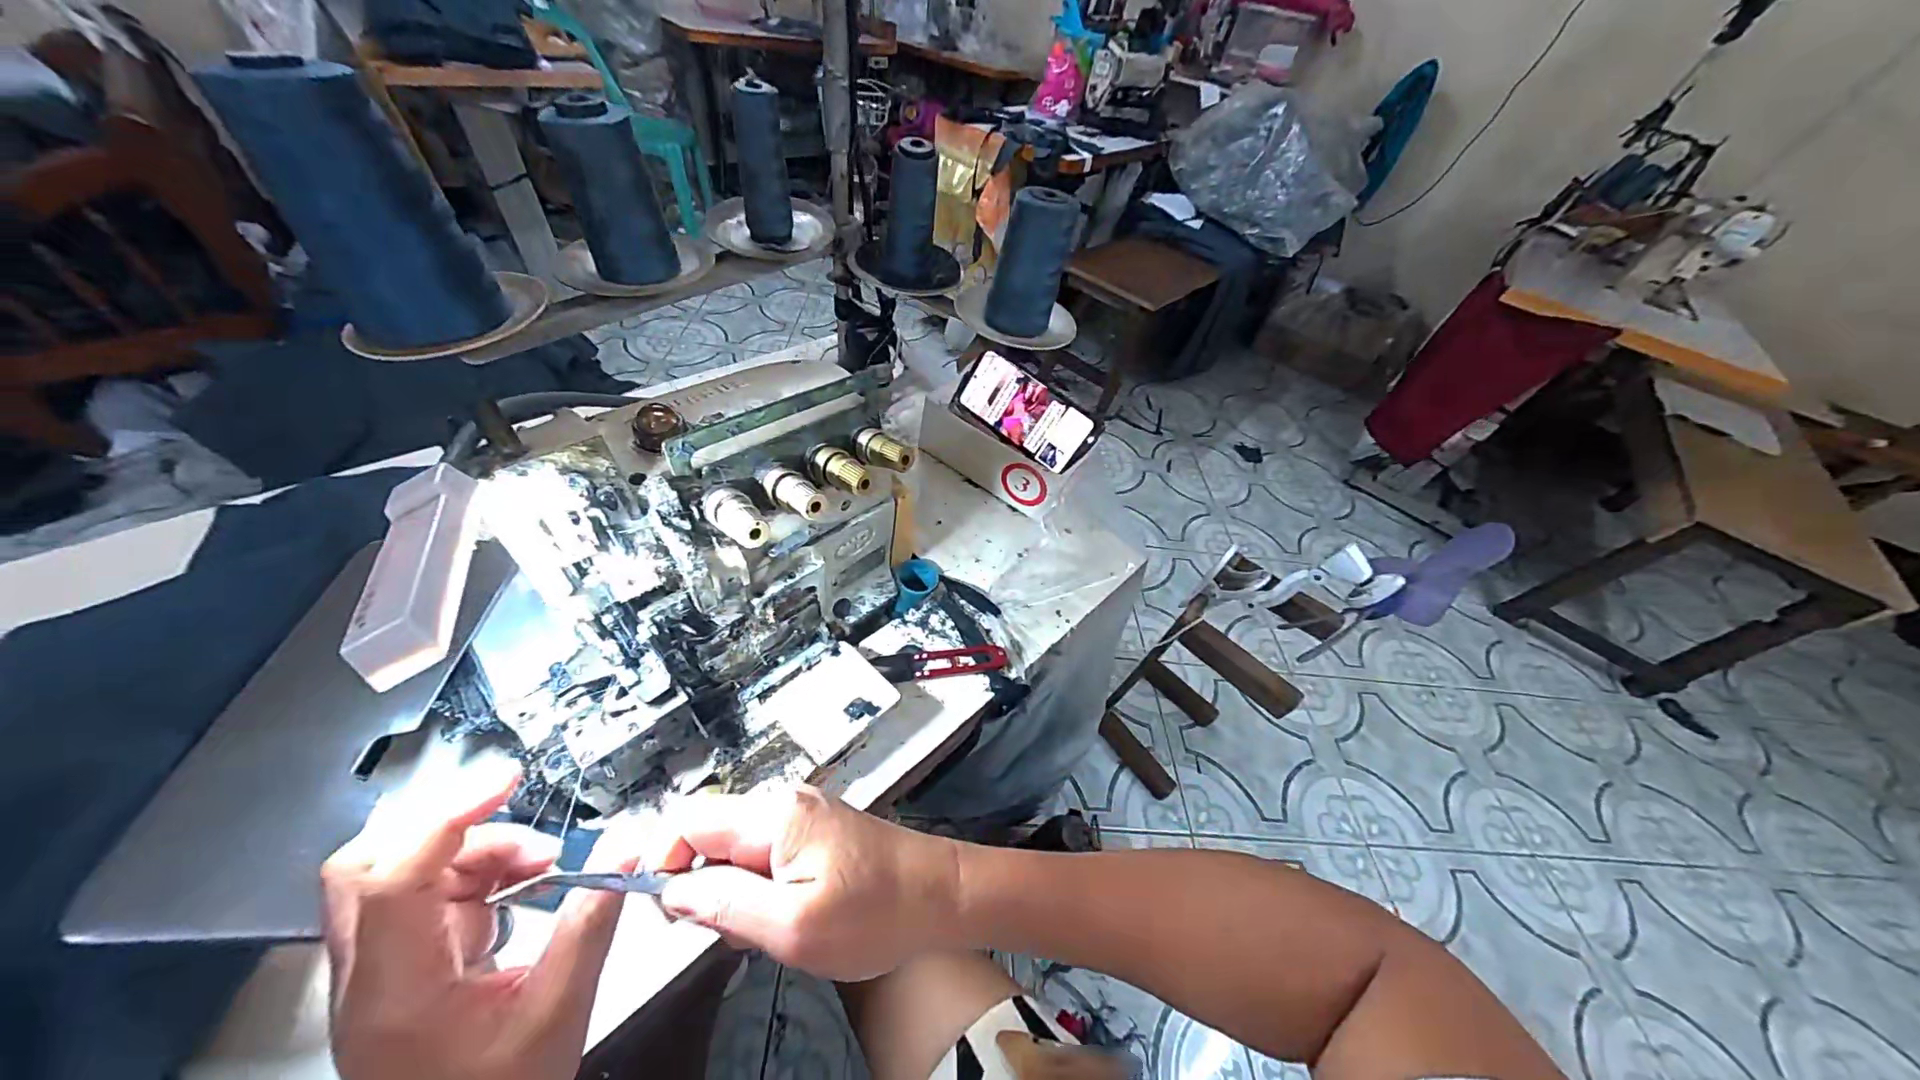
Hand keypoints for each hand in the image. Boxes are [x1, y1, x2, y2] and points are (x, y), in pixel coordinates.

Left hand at [321, 762, 633, 1079]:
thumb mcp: (560, 1008)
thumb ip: (591, 922)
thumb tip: (624, 852)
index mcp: (396, 993)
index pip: (394, 881)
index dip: (447, 818)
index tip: (505, 781)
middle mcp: (371, 976)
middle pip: (372, 865)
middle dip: (451, 822)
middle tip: (515, 806)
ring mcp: (382, 970)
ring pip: (407, 869)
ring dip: (479, 846)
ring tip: (544, 858)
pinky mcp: (406, 964)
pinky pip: (431, 890)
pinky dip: (480, 870)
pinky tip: (525, 880)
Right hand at [651, 785, 961, 980]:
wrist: (942, 895)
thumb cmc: (882, 911)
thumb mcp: (794, 926)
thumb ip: (725, 905)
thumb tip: (674, 890)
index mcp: (775, 815)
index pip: (687, 818)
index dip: (663, 861)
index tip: (666, 908)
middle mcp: (784, 804)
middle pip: (708, 832)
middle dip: (701, 883)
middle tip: (726, 928)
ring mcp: (801, 816)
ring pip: (734, 849)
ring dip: (732, 891)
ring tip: (765, 927)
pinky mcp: (815, 833)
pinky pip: (763, 856)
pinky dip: (758, 888)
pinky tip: (784, 916)